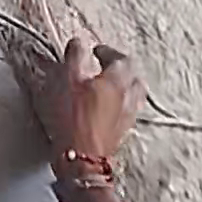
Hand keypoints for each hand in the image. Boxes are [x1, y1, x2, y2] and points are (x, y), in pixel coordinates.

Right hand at [40, 38, 145, 167]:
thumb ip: (75, 56)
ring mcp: (126, 116)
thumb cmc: (74, 118)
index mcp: (117, 82)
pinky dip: (119, 102)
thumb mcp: (68, 78)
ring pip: (133, 94)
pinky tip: (105, 105)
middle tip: (104, 65)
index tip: (94, 51)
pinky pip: (127, 110)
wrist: (82, 159)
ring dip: (122, 85)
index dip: (108, 51)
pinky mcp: (120, 132)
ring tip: (106, 84)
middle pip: (134, 77)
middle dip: (120, 68)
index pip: (122, 59)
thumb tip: (79, 42)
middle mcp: (127, 98)